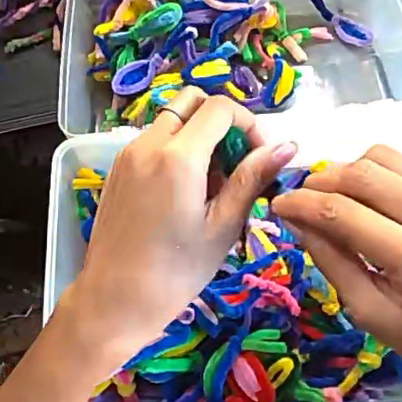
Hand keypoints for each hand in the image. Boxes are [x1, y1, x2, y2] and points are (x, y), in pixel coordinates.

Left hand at [55, 87, 296, 374]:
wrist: (114, 300)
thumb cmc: (176, 271)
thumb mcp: (222, 225)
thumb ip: (252, 178)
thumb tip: (287, 146)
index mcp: (178, 156)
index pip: (221, 108)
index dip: (249, 124)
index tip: (260, 158)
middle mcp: (148, 143)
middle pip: (192, 101)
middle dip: (222, 121)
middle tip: (236, 162)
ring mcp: (128, 154)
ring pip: (172, 119)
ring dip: (199, 135)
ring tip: (211, 184)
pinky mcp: (118, 168)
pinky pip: (154, 140)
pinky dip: (176, 148)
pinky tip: (184, 192)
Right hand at [271, 146, 401, 401]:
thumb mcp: (375, 316)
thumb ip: (333, 262)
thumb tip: (298, 222)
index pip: (343, 213)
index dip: (302, 204)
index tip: (278, 205)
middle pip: (363, 174)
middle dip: (320, 180)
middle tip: (299, 196)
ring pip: (387, 158)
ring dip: (350, 170)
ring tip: (333, 195)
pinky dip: (382, 174)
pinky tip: (372, 198)